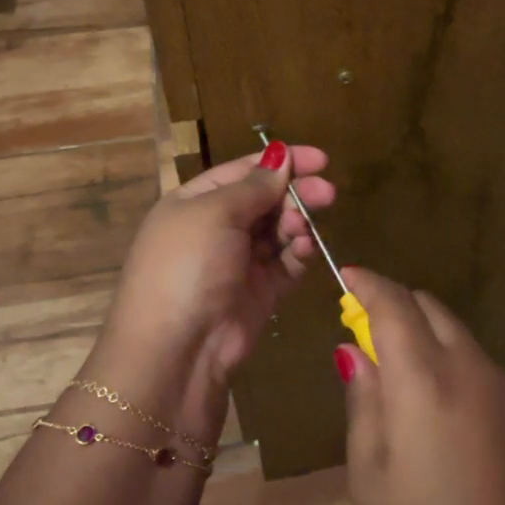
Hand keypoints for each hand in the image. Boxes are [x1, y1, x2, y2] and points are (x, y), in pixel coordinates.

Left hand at [102, 140, 335, 382]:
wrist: (176, 350)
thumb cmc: (186, 266)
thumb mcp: (215, 214)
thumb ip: (253, 185)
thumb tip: (280, 155)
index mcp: (194, 202)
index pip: (243, 171)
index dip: (280, 161)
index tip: (320, 158)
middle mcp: (216, 229)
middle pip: (266, 199)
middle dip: (296, 192)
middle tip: (327, 193)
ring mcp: (239, 262)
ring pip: (279, 230)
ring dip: (296, 223)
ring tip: (302, 230)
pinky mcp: (260, 292)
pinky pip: (286, 263)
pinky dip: (298, 253)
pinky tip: (304, 250)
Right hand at [339, 269, 504, 504]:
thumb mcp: (372, 480)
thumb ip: (364, 404)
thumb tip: (355, 353)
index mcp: (426, 381)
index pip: (394, 305)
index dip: (368, 284)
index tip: (346, 276)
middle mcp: (471, 368)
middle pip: (432, 308)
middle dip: (397, 305)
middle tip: (367, 331)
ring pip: (460, 336)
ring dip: (427, 336)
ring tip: (402, 380)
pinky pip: (482, 367)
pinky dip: (453, 365)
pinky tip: (444, 415)